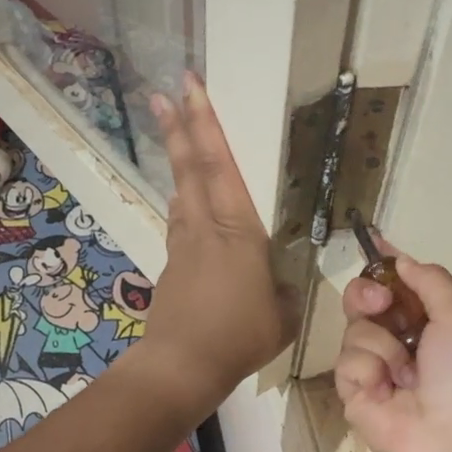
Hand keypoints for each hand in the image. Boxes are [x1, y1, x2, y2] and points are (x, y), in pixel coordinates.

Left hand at [141, 72, 298, 407]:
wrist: (183, 365)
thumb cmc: (240, 338)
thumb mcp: (284, 318)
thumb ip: (286, 293)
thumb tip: (283, 285)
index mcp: (239, 232)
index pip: (221, 166)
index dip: (207, 124)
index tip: (192, 87)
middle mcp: (206, 228)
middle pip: (191, 167)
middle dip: (180, 126)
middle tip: (165, 91)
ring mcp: (184, 247)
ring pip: (181, 193)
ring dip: (178, 163)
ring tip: (176, 138)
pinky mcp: (171, 269)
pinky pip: (180, 225)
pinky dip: (183, 207)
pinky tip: (186, 210)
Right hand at [335, 245, 451, 451]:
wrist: (447, 438)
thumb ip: (431, 281)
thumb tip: (401, 260)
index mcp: (432, 324)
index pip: (402, 286)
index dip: (387, 264)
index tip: (372, 241)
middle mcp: (401, 342)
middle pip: (366, 301)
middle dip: (368, 295)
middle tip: (380, 305)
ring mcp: (376, 368)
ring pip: (354, 329)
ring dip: (380, 345)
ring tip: (404, 372)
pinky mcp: (354, 392)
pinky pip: (347, 362)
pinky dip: (368, 371)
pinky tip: (386, 392)